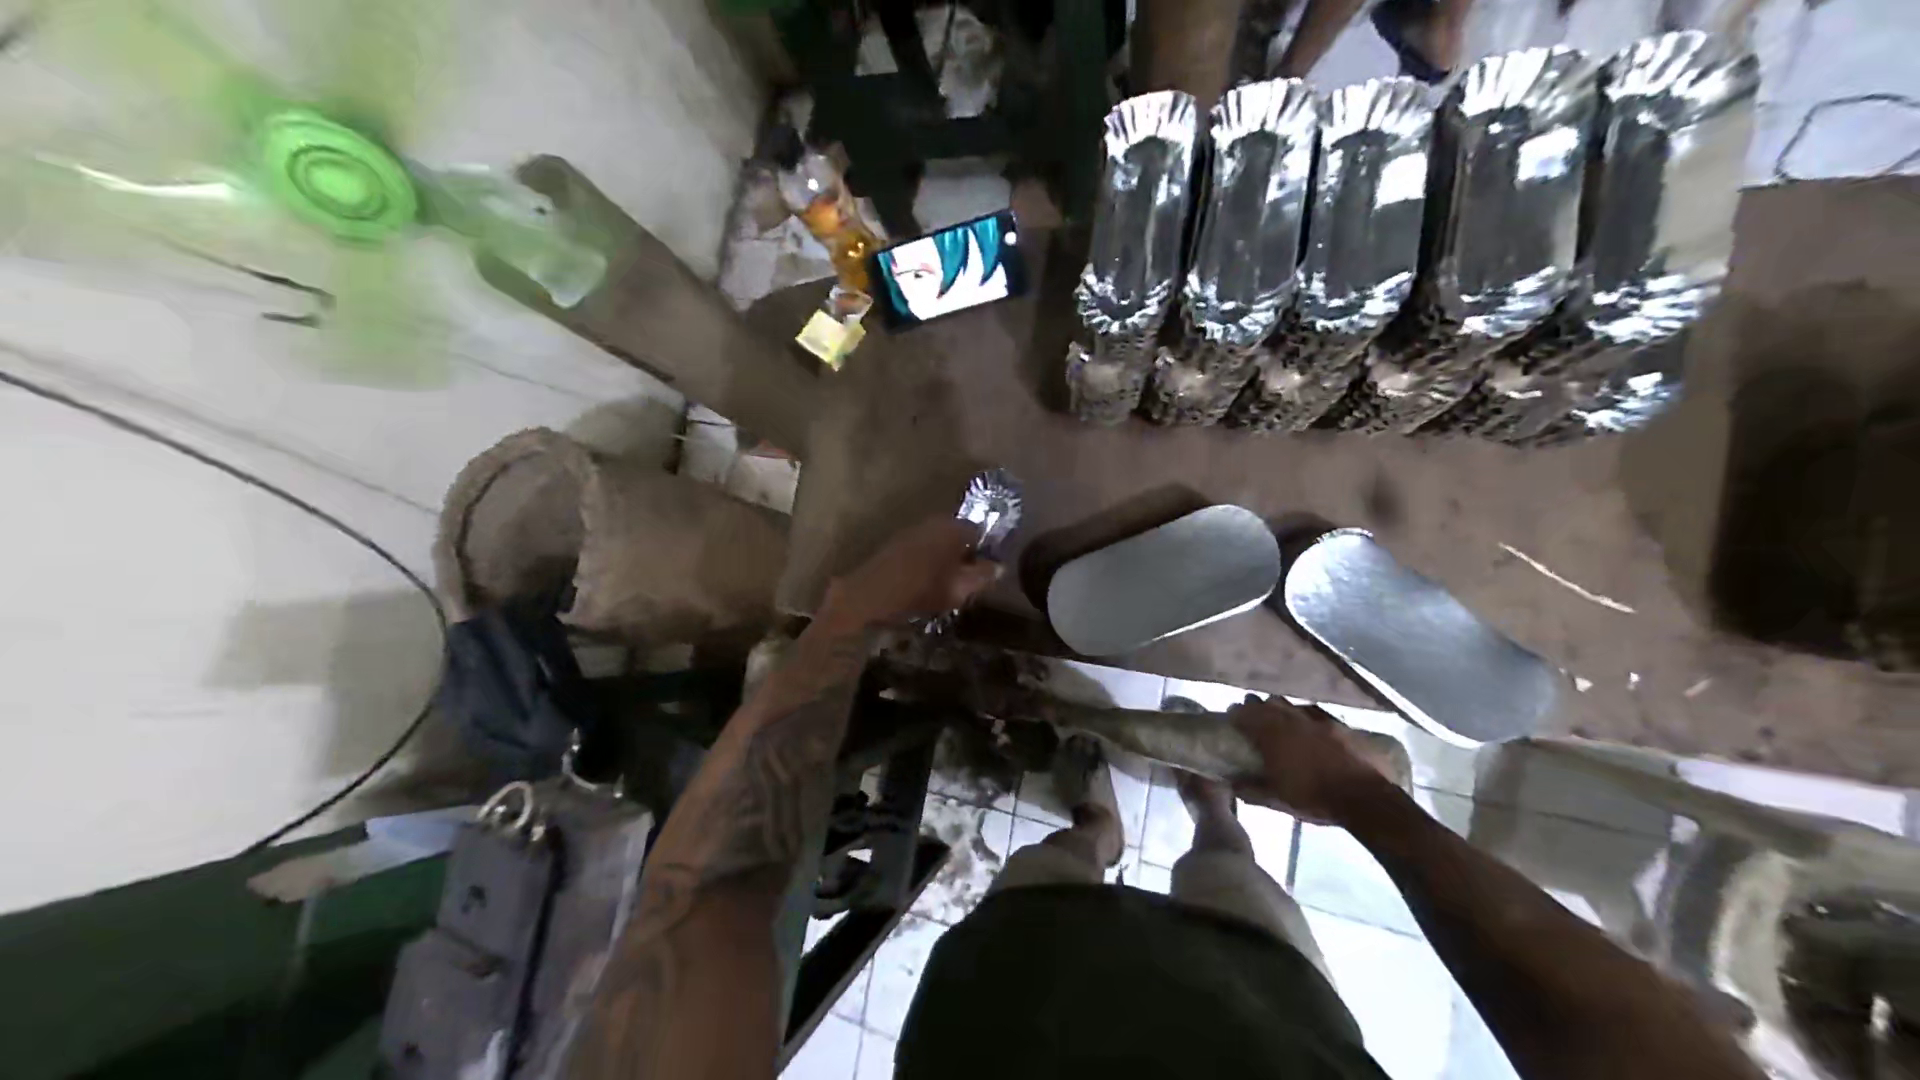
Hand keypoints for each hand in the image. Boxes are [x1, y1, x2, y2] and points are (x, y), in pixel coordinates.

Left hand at [820, 515, 1000, 627]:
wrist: (870, 595)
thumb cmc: (920, 590)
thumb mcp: (958, 590)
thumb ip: (982, 577)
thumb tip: (998, 568)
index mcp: (953, 529)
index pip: (978, 532)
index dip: (983, 551)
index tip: (983, 571)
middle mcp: (934, 522)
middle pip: (957, 534)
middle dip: (963, 553)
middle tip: (965, 577)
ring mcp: (912, 529)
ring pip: (938, 540)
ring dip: (944, 556)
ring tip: (944, 581)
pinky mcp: (896, 542)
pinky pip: (922, 546)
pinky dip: (927, 559)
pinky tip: (924, 579)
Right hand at [1231, 698, 1395, 823]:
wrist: (1366, 799)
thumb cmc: (1315, 798)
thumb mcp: (1278, 800)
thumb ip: (1252, 790)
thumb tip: (1232, 784)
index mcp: (1273, 736)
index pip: (1246, 715)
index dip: (1237, 713)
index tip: (1231, 715)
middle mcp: (1292, 721)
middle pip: (1268, 704)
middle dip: (1257, 706)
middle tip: (1251, 712)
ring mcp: (1317, 721)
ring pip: (1291, 705)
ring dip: (1280, 707)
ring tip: (1277, 714)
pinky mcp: (1339, 725)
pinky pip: (1315, 712)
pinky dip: (1304, 714)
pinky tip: (1306, 720)